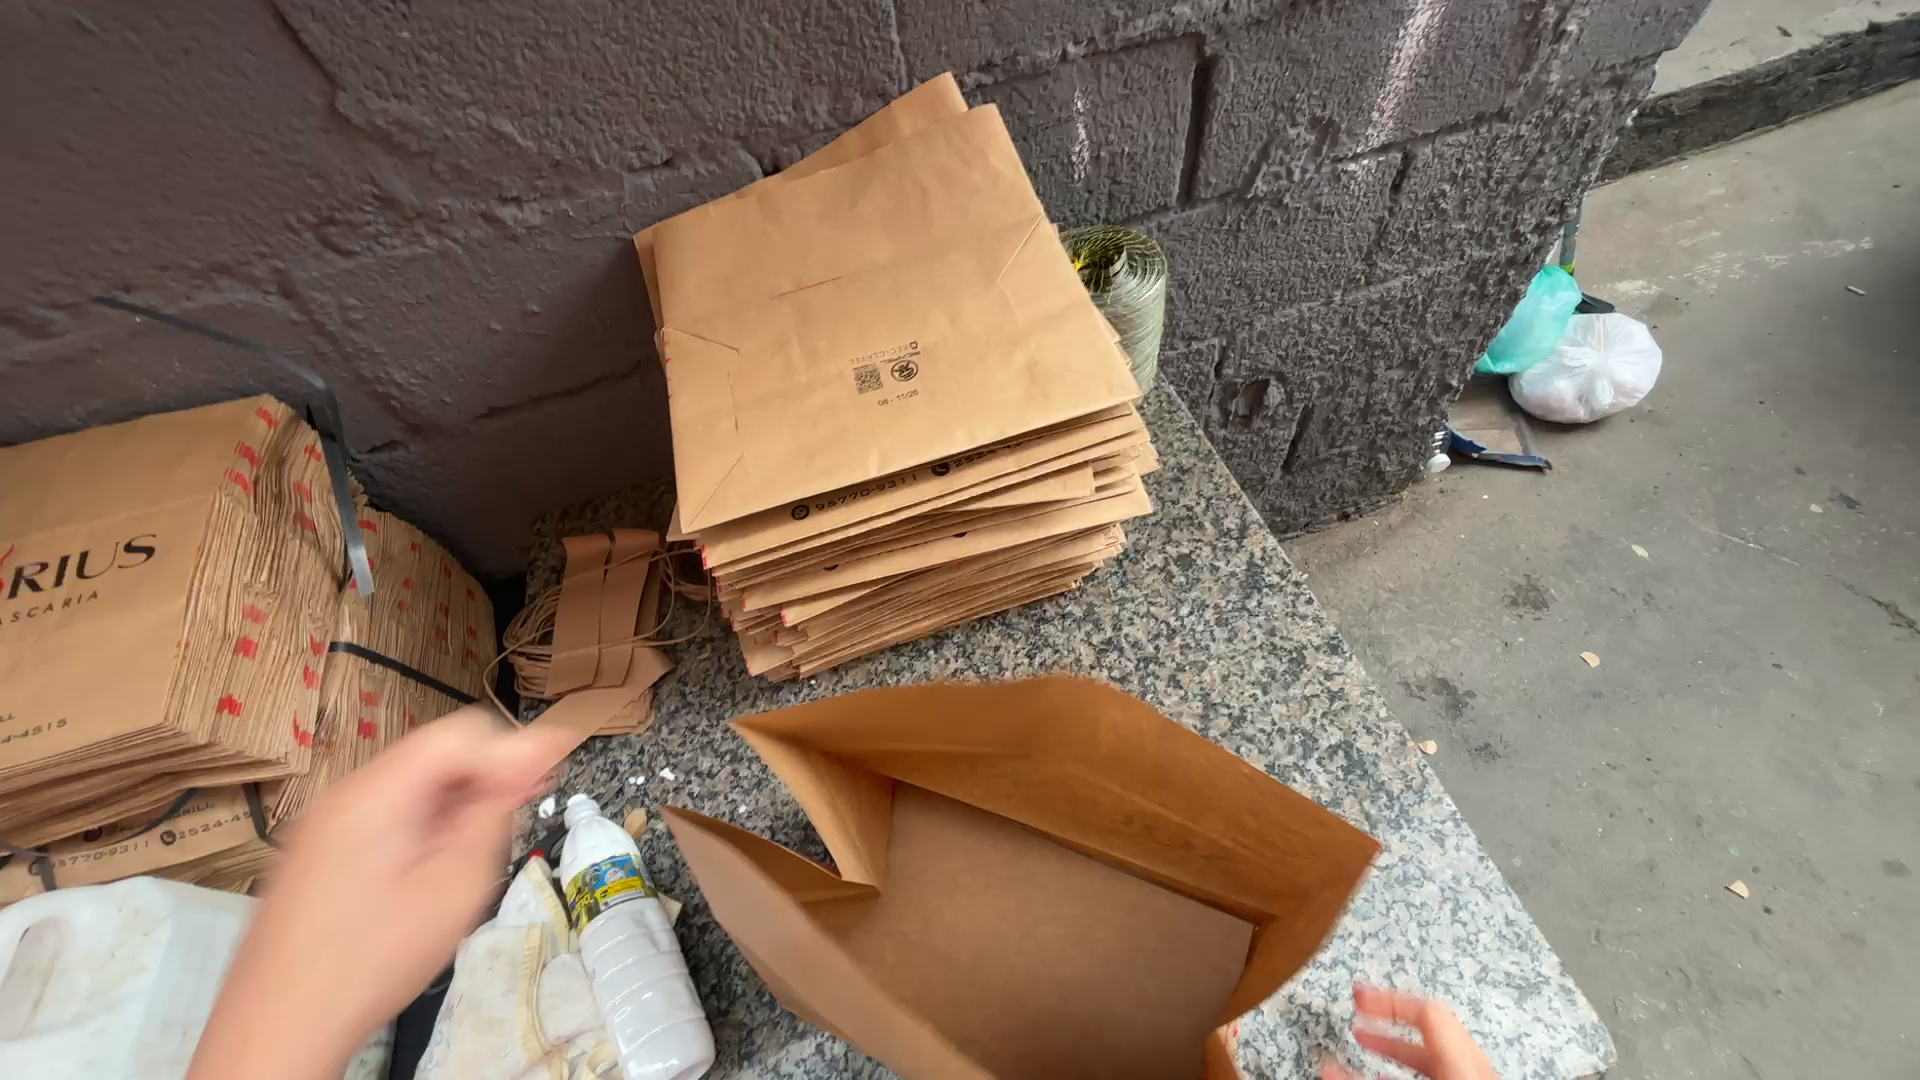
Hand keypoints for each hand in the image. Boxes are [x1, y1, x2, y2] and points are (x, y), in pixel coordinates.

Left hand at [188, 707, 573, 1079]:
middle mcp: (345, 794)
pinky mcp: (321, 850)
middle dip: (490, 773)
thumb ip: (497, 808)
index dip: (515, 751)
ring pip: (417, 781)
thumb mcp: (457, 881)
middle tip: (525, 806)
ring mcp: (326, 822)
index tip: (550, 776)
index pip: (464, 735)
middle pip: (438, 752)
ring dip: (462, 798)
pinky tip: (442, 861)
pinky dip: (429, 819)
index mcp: (376, 792)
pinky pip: (391, 809)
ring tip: (484, 843)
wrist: (273, 1037)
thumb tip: (533, 758)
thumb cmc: (375, 958)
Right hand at [1320, 984, 1498, 1079]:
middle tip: (1354, 1023)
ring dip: (1398, 1052)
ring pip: (1438, 1061)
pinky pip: (1446, 1079)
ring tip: (1364, 1049)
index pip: (1428, 1013)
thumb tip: (1325, 1068)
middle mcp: (1477, 1073)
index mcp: (1464, 1067)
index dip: (1388, 1001)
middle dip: (1389, 1026)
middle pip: (1433, 1034)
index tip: (1355, 1000)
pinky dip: (1415, 1076)